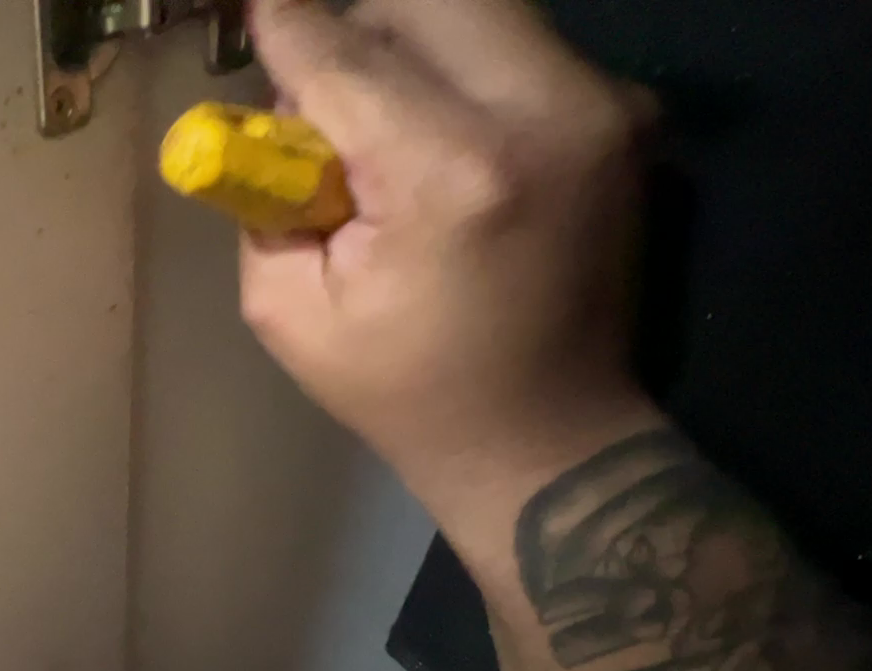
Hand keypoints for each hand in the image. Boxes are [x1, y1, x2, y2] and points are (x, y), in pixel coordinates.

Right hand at [239, 0, 657, 497]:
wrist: (538, 428)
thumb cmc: (398, 388)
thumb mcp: (289, 315)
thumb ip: (265, 211)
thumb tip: (269, 134)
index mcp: (447, 178)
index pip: (349, 62)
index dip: (288, 30)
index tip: (252, 5)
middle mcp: (543, 112)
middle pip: (430, 1)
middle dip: (351, 24)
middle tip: (307, 82)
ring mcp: (601, 105)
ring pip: (481, 11)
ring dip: (403, 43)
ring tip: (360, 114)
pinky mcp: (618, 113)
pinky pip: (514, 49)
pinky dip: (451, 68)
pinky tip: (421, 132)